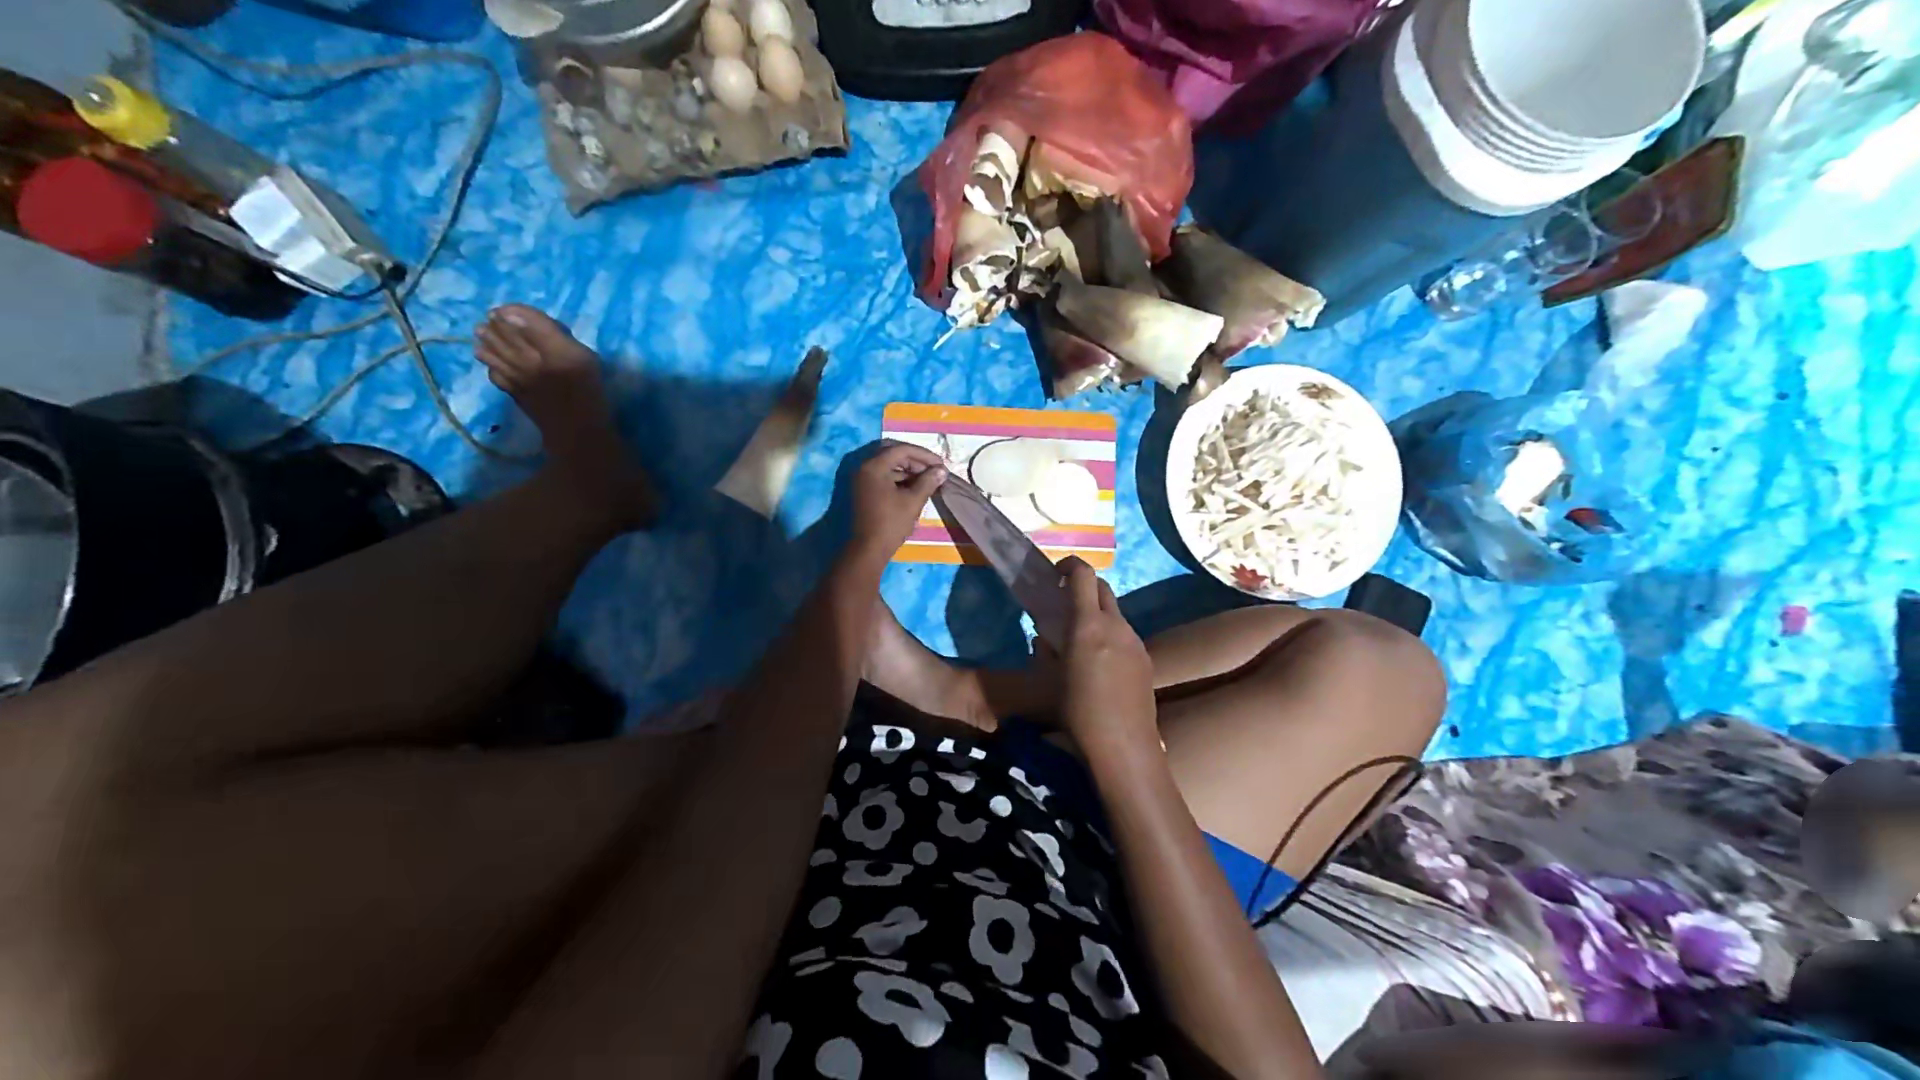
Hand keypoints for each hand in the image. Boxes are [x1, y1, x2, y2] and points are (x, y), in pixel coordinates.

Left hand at [848, 442, 946, 566]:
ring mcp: (860, 479)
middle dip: (914, 459)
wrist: (867, 550)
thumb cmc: (890, 524)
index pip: (901, 449)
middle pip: (891, 453)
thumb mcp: (913, 501)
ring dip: (906, 469)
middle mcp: (863, 467)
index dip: (924, 455)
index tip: (940, 464)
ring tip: (926, 480)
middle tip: (932, 469)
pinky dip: (896, 478)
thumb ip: (928, 482)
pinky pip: (880, 476)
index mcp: (874, 466)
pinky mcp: (861, 490)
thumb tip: (941, 470)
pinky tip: (912, 488)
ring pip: (886, 465)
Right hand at [1053, 556, 1157, 754]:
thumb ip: (1045, 652)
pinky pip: (1125, 634)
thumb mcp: (1050, 680)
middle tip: (1065, 601)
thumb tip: (1044, 639)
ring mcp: (1135, 641)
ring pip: (1115, 613)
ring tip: (1080, 637)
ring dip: (1097, 613)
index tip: (1056, 573)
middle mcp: (1116, 625)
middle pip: (1103, 588)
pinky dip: (1110, 634)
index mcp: (1088, 625)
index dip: (1069, 565)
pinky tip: (1101, 663)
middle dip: (1083, 587)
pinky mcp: (1146, 658)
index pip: (1083, 575)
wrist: (1123, 745)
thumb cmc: (1077, 713)